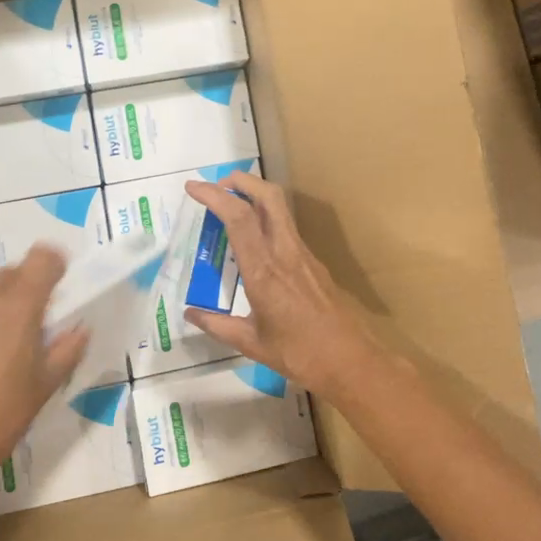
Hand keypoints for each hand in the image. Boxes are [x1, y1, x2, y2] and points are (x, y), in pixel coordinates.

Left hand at [0, 245, 87, 506]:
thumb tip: (80, 329)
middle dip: (24, 287)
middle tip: (32, 320)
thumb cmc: (4, 417)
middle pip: (9, 275)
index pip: (41, 259)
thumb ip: (67, 350)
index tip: (60, 279)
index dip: (53, 262)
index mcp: (20, 308)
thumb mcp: (46, 386)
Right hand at [182, 173, 388, 401]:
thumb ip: (217, 325)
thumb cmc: (299, 354)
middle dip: (241, 180)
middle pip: (267, 196)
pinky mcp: (313, 260)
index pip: (238, 218)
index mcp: (264, 270)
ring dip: (255, 195)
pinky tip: (254, 239)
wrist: (350, 360)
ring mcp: (303, 253)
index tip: (193, 188)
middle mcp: (284, 252)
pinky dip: (266, 218)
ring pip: (280, 208)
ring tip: (232, 204)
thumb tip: (189, 313)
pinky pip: (286, 227)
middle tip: (217, 184)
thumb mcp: (251, 343)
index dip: (214, 196)